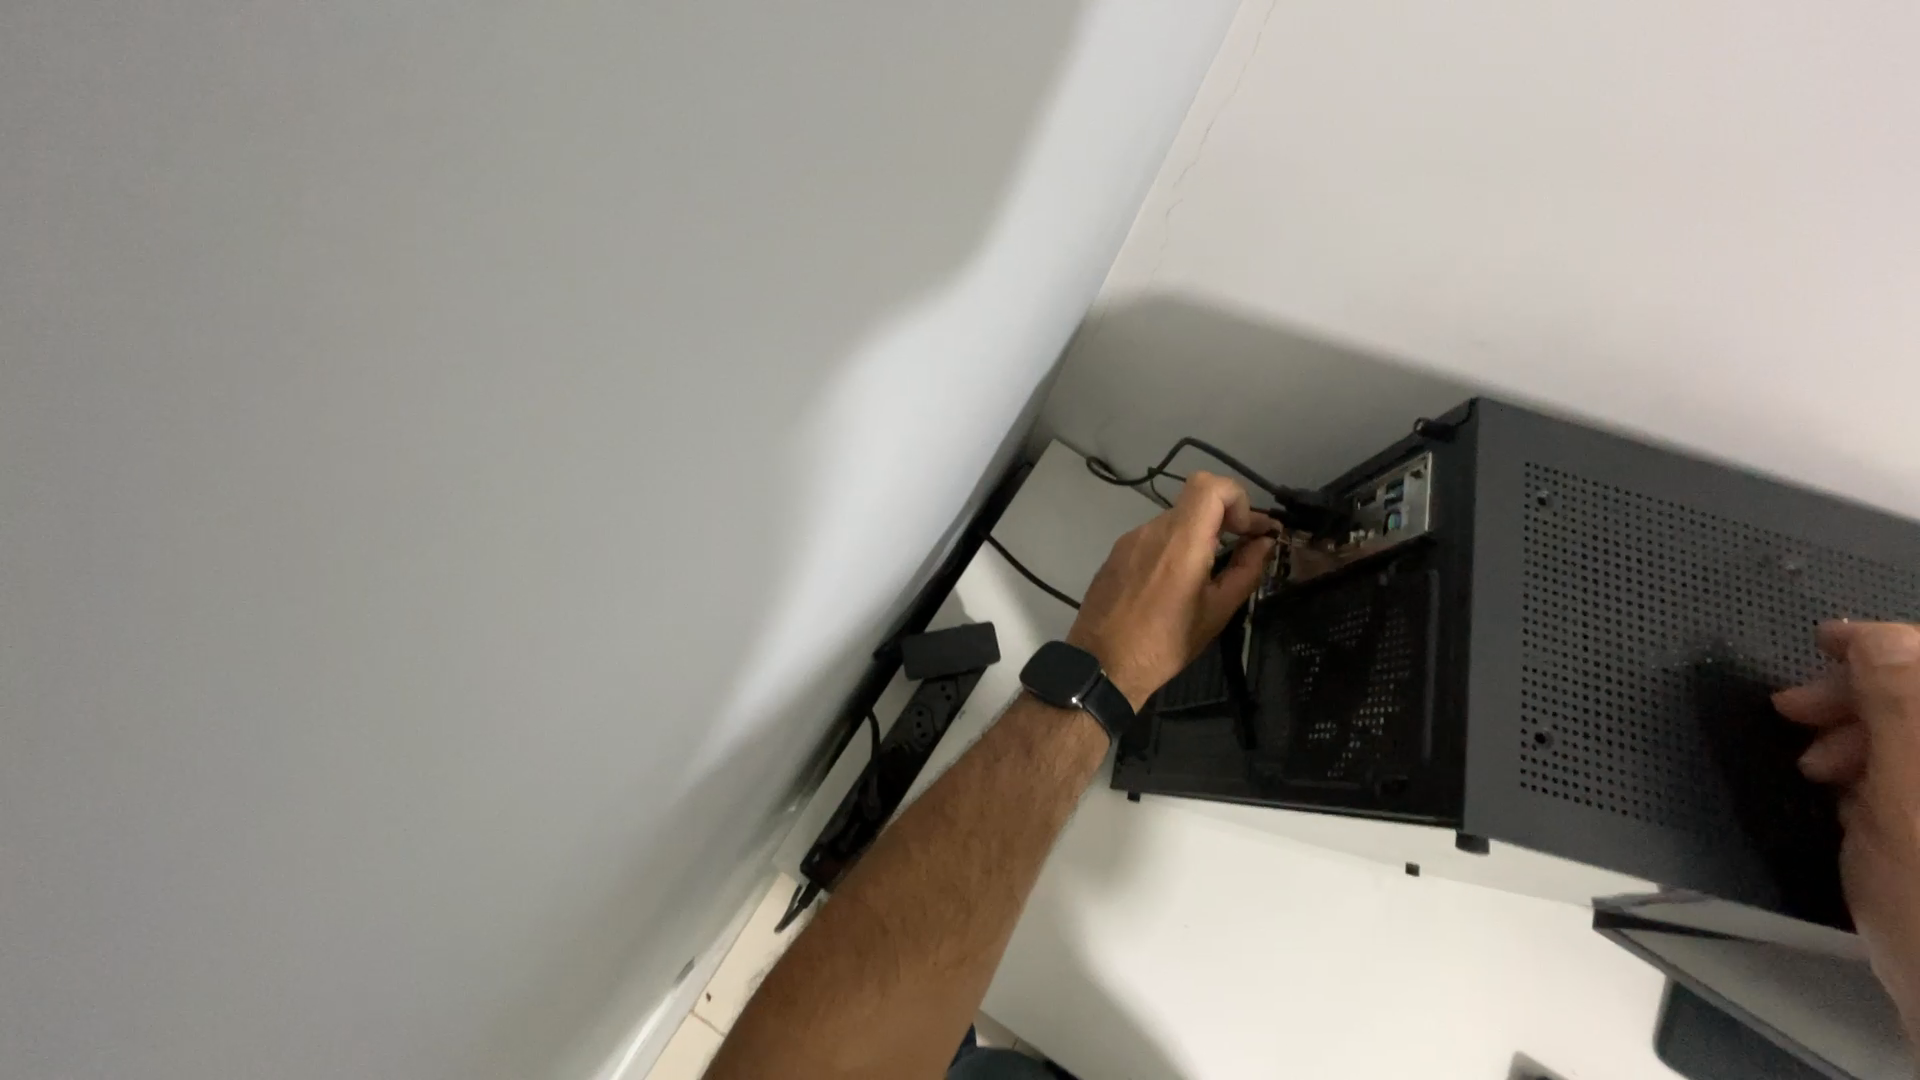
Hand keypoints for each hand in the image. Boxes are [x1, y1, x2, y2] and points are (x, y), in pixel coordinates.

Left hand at [1067, 471, 1277, 708]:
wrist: (1102, 664)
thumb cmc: (1165, 644)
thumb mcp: (1216, 612)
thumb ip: (1245, 571)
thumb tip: (1264, 542)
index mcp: (1180, 541)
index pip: (1209, 485)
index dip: (1236, 498)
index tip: (1245, 532)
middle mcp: (1151, 530)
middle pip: (1194, 503)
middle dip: (1224, 520)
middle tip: (1243, 549)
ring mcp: (1128, 540)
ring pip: (1173, 522)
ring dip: (1197, 536)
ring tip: (1207, 573)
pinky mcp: (1115, 554)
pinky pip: (1152, 539)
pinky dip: (1172, 548)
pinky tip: (1174, 582)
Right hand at [1774, 621, 1919, 1044]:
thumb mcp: (1911, 796)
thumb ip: (1901, 705)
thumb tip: (1873, 636)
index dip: (1884, 646)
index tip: (1820, 642)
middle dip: (1863, 698)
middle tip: (1797, 712)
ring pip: (1917, 741)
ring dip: (1863, 740)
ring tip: (1817, 768)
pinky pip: (1911, 780)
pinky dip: (1878, 779)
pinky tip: (1849, 800)